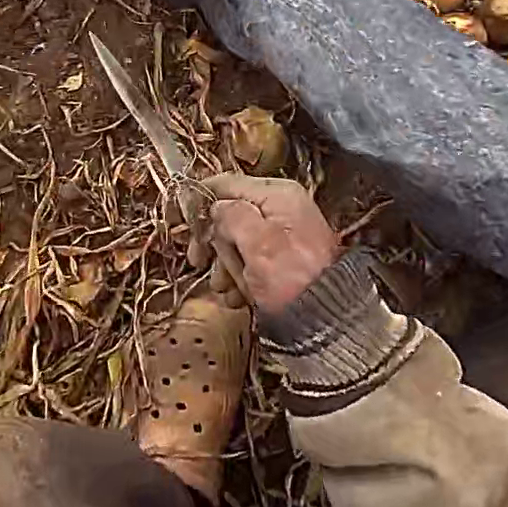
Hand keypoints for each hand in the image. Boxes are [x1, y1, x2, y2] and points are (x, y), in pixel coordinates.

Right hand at [200, 174, 340, 311]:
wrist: (327, 322)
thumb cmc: (293, 280)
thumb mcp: (259, 243)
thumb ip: (232, 217)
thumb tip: (215, 207)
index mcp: (278, 194)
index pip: (227, 183)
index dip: (200, 200)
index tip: (180, 220)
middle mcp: (281, 208)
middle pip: (230, 213)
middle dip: (214, 241)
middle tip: (198, 262)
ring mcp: (282, 233)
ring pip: (237, 240)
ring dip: (225, 265)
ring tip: (225, 287)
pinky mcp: (282, 258)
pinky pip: (251, 259)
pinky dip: (240, 277)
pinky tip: (237, 295)